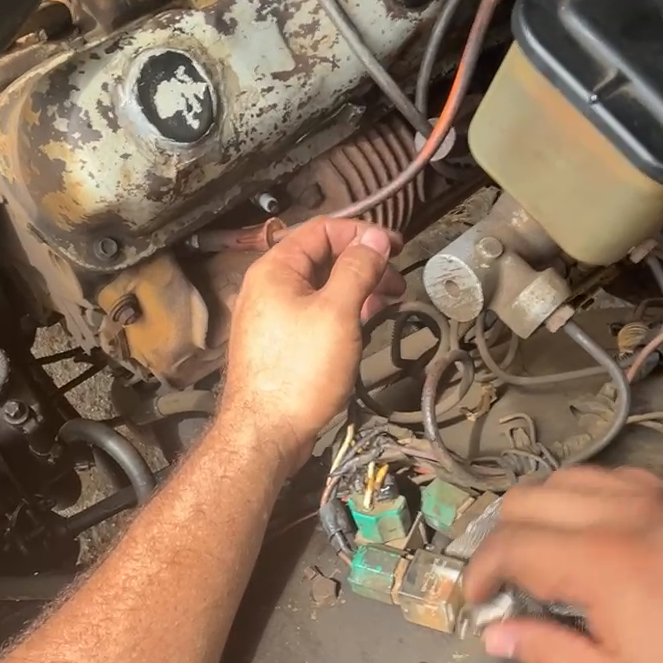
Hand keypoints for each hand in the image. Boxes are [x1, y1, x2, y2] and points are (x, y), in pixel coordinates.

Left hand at [216, 219, 404, 468]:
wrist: (266, 433)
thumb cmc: (298, 373)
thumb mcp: (337, 312)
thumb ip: (357, 269)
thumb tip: (374, 239)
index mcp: (275, 270)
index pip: (322, 229)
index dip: (362, 233)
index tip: (394, 247)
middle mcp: (268, 289)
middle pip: (322, 259)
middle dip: (363, 265)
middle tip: (396, 282)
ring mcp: (272, 319)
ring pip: (321, 291)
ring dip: (357, 292)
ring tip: (386, 305)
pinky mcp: (280, 347)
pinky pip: (314, 317)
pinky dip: (342, 316)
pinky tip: (362, 328)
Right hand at [463, 467, 662, 662]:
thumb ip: (550, 653)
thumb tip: (494, 635)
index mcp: (602, 561)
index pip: (509, 545)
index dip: (479, 574)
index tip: (479, 604)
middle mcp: (624, 510)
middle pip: (526, 498)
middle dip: (501, 540)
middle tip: (511, 585)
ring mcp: (661, 494)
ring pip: (568, 478)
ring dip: (540, 513)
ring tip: (549, 558)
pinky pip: (613, 477)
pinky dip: (584, 500)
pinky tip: (600, 538)